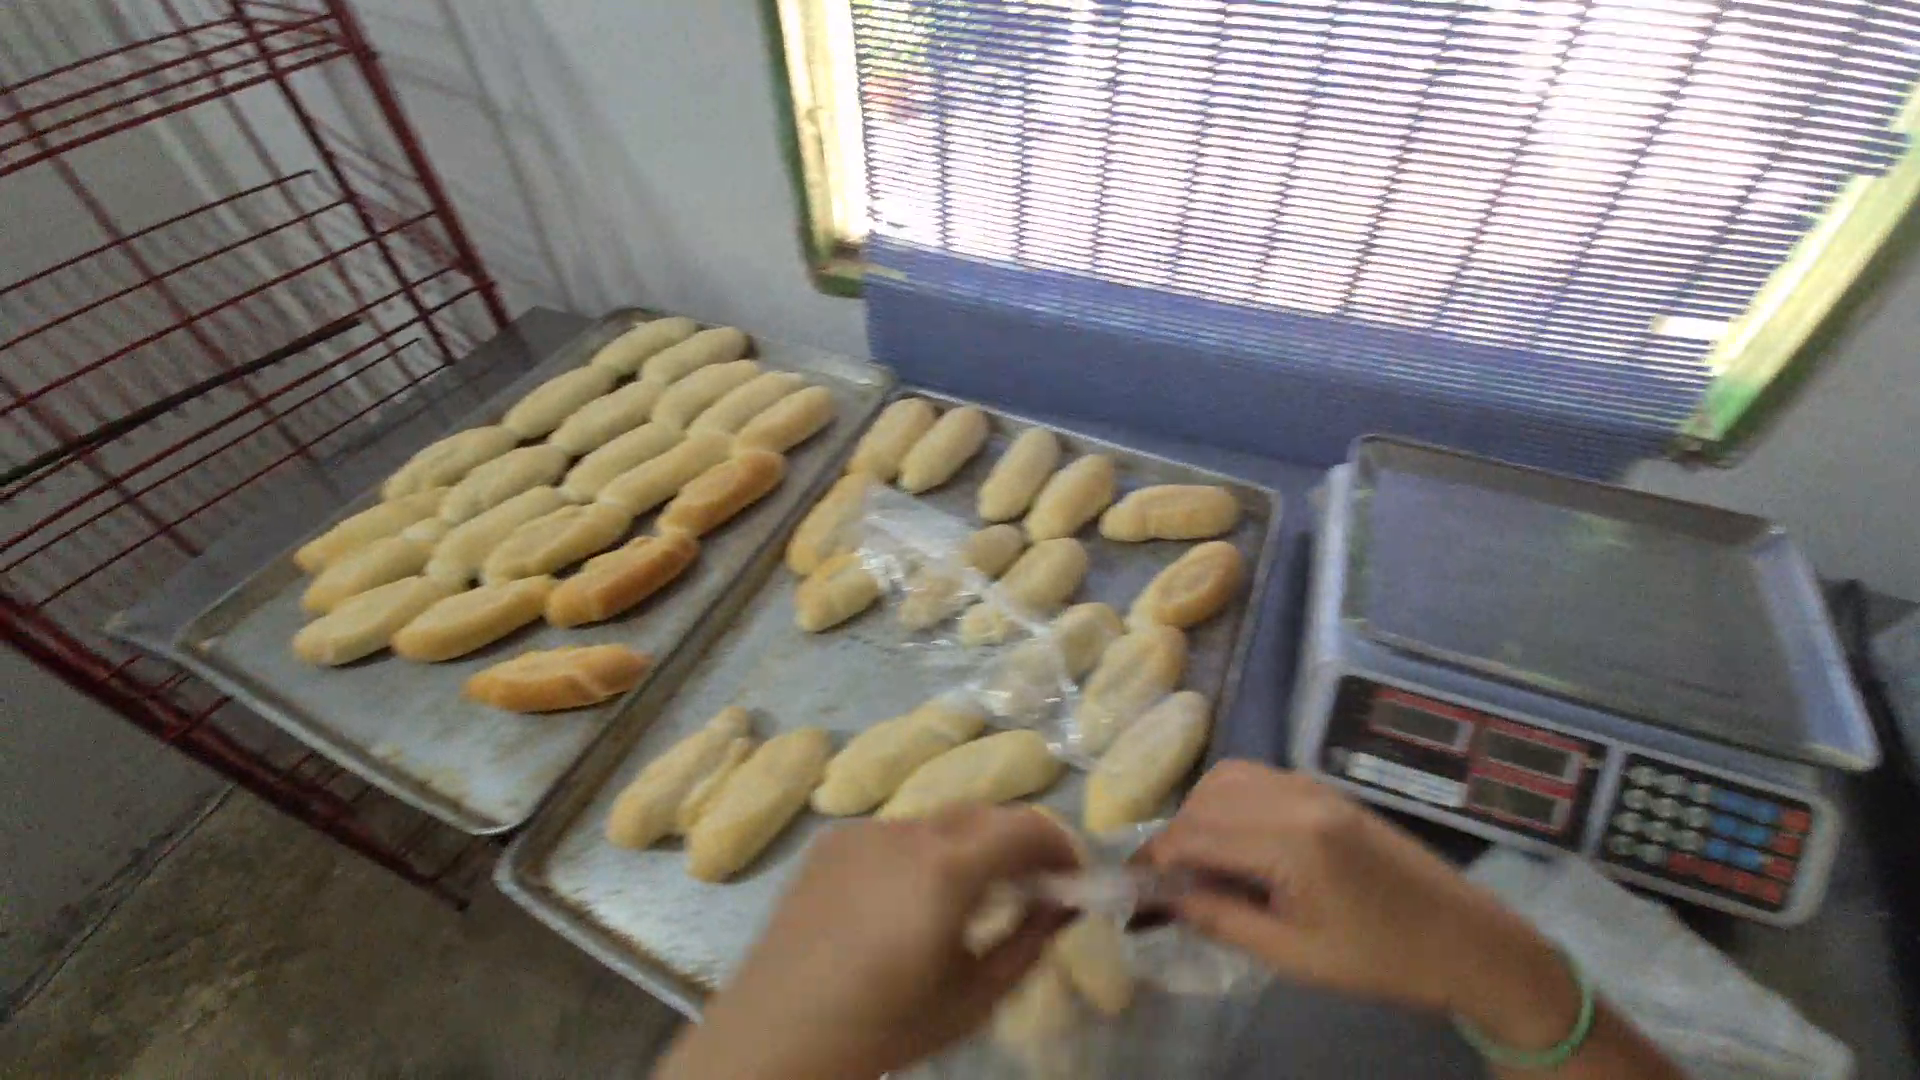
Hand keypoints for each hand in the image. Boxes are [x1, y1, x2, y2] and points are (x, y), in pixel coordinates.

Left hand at [655, 804, 1079, 1079]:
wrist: (775, 1032)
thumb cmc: (884, 1026)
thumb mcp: (973, 997)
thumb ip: (1029, 941)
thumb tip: (1064, 903)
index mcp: (945, 868)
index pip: (1023, 826)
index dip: (1058, 843)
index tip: (1072, 876)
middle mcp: (906, 829)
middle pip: (982, 815)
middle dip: (1015, 843)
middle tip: (1029, 887)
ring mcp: (864, 828)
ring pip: (937, 821)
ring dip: (967, 847)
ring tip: (965, 898)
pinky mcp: (832, 838)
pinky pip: (894, 833)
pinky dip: (919, 853)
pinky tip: (903, 901)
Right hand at [1141, 762, 1580, 1051]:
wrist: (1467, 940)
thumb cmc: (1382, 959)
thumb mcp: (1294, 956)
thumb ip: (1220, 918)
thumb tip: (1160, 897)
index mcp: (1293, 842)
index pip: (1196, 834)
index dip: (1156, 858)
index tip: (1134, 887)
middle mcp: (1296, 797)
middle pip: (1204, 798)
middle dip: (1176, 837)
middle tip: (1172, 883)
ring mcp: (1310, 785)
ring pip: (1224, 778)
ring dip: (1200, 814)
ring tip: (1205, 863)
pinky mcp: (1320, 786)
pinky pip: (1252, 777)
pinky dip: (1227, 801)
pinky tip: (1237, 840)